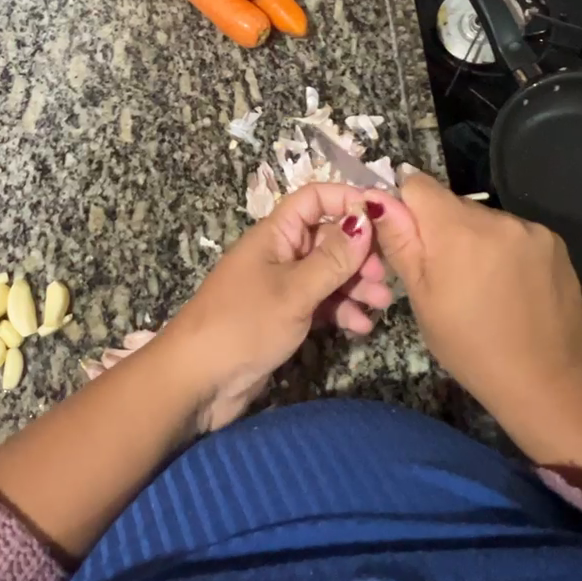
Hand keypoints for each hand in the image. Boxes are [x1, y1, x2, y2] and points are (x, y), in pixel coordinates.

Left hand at [158, 183, 392, 431]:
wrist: (197, 381)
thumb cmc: (243, 324)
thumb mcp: (294, 291)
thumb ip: (333, 259)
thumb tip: (365, 219)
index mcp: (274, 234)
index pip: (314, 199)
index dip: (347, 200)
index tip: (383, 215)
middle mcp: (279, 253)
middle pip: (327, 238)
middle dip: (359, 253)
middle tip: (384, 276)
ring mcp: (281, 286)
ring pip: (328, 274)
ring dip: (355, 285)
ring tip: (382, 304)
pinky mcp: (283, 317)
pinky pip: (320, 303)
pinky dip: (341, 311)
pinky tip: (361, 327)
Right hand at [364, 171, 581, 416]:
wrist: (547, 381)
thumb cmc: (469, 346)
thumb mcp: (421, 298)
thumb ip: (399, 242)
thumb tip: (376, 199)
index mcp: (457, 230)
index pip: (418, 185)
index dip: (406, 207)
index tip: (410, 239)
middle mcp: (496, 217)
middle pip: (452, 203)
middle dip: (442, 229)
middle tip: (445, 274)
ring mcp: (530, 228)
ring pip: (484, 219)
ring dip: (475, 240)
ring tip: (481, 285)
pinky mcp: (555, 242)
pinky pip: (514, 232)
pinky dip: (505, 250)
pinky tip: (510, 285)